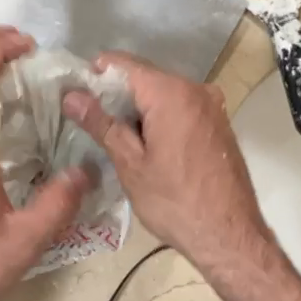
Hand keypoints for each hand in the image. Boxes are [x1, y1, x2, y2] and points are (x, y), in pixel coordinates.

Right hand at [61, 52, 270, 271]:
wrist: (229, 235)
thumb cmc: (175, 203)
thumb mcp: (131, 165)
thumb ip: (102, 124)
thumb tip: (72, 96)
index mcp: (171, 92)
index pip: (122, 64)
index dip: (94, 77)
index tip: (77, 101)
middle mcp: (196, 89)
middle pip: (145, 78)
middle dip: (117, 97)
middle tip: (93, 128)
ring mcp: (213, 107)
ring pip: (164, 96)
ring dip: (139, 112)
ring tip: (119, 143)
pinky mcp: (219, 125)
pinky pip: (182, 111)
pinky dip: (162, 121)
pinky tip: (150, 151)